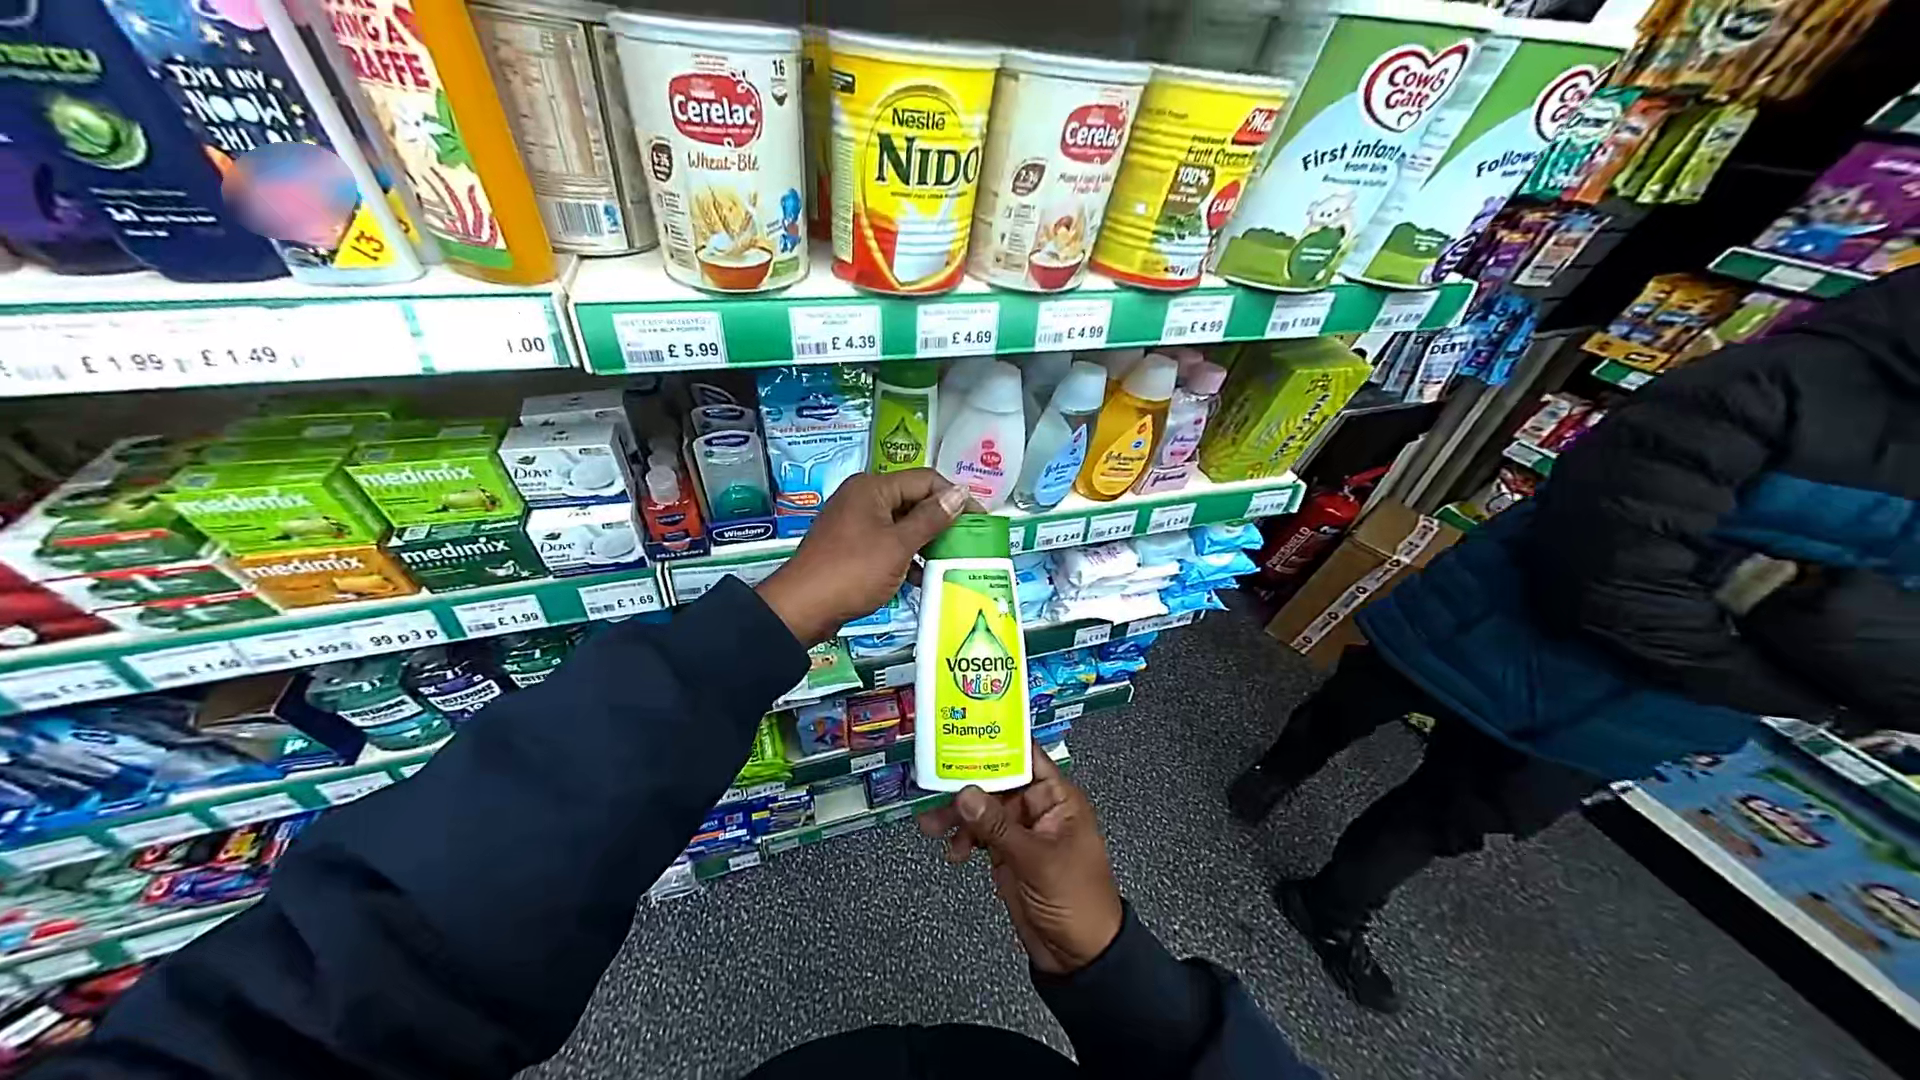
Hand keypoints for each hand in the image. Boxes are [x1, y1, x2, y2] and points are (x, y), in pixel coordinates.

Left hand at [757, 468, 967, 645]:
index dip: (955, 497)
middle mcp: (863, 498)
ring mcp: (855, 522)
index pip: (926, 480)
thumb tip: (960, 493)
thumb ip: (931, 518)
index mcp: (873, 488)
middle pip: (914, 501)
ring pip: (902, 524)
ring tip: (949, 562)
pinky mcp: (851, 546)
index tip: (979, 520)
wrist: (802, 609)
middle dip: (941, 522)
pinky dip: (906, 556)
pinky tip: (921, 577)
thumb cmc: (852, 572)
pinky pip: (887, 542)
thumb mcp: (898, 545)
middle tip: (967, 543)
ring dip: (925, 542)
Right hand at [917, 746, 1123, 974]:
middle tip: (935, 787)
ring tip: (932, 825)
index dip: (998, 744)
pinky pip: (979, 835)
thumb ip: (998, 826)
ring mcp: (1020, 831)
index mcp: (1057, 798)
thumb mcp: (1037, 860)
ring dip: (957, 816)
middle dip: (966, 786)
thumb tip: (965, 794)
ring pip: (983, 809)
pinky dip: (964, 840)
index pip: (1026, 758)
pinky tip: (954, 852)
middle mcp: (1037, 808)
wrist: (1078, 957)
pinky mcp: (1007, 853)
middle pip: (996, 782)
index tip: (966, 735)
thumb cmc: (1077, 900)